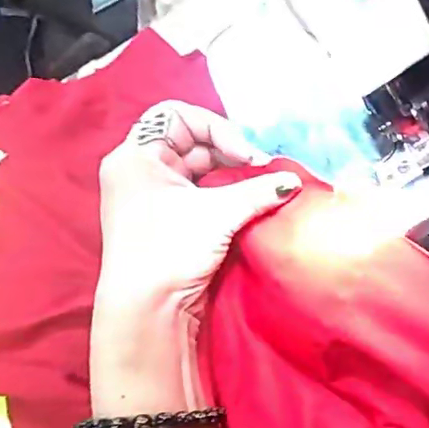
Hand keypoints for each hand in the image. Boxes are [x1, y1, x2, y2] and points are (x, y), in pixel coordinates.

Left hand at [97, 102, 298, 320]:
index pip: (178, 116)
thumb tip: (293, 181)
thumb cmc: (167, 252)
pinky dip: (227, 197)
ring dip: (233, 178)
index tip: (246, 156)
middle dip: (231, 154)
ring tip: (261, 190)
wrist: (148, 311)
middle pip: (193, 144)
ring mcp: (154, 199)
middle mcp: (141, 172)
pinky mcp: (170, 223)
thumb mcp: (217, 214)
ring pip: (201, 172)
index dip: (217, 129)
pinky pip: (202, 196)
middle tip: (262, 173)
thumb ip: (259, 191)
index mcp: (136, 157)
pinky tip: (251, 205)